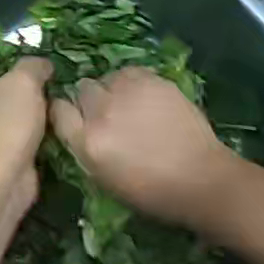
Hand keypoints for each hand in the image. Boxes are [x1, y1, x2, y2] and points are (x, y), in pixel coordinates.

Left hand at [0, 58, 52, 201]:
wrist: (3, 178)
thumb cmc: (9, 122)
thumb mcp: (24, 81)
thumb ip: (34, 66)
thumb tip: (44, 64)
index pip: (1, 65)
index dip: (24, 64)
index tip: (49, 67)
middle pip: (14, 90)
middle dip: (37, 90)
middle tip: (64, 88)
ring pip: (23, 114)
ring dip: (42, 115)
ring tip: (68, 108)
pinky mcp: (7, 153)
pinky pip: (29, 136)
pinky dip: (43, 135)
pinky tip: (62, 130)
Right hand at [50, 66, 242, 229]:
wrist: (204, 180)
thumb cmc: (154, 191)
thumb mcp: (105, 179)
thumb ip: (84, 147)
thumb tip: (77, 124)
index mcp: (89, 143)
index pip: (58, 110)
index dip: (64, 111)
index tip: (75, 116)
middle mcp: (102, 112)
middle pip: (82, 88)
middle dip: (91, 99)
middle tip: (109, 114)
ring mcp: (127, 92)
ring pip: (106, 77)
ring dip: (113, 89)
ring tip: (131, 105)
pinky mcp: (151, 80)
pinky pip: (129, 72)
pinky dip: (133, 82)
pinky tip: (146, 98)